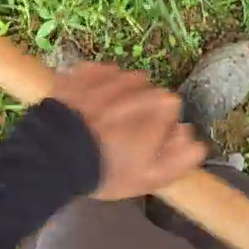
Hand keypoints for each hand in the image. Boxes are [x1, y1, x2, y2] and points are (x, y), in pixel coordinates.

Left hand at [50, 63, 206, 200]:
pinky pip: (97, 74)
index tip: (143, 143)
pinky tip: (85, 108)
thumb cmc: (107, 169)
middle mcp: (141, 82)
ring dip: (116, 97)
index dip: (159, 126)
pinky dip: (94, 88)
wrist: (53, 155)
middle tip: (119, 136)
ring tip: (100, 122)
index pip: (171, 109)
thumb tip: (194, 139)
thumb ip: (182, 157)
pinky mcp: (83, 71)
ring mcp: (110, 74)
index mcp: (163, 104)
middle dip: (139, 110)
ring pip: (123, 82)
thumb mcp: (151, 177)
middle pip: (147, 93)